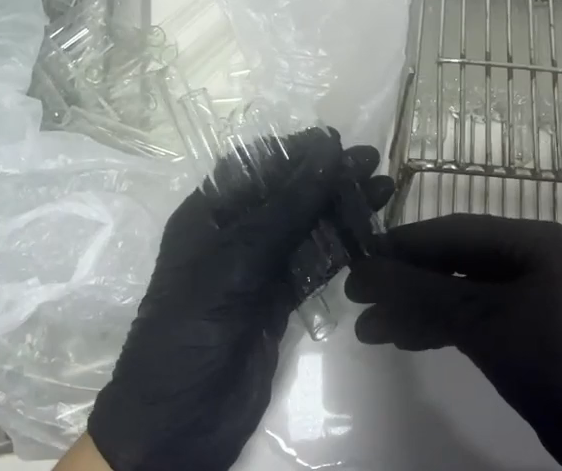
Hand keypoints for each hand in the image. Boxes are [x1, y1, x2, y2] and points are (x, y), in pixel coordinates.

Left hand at [87, 128, 392, 470]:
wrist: (177, 422)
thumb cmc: (193, 326)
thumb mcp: (237, 259)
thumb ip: (287, 206)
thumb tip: (328, 150)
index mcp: (208, 215)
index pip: (255, 167)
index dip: (295, 151)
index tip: (336, 139)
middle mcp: (233, 236)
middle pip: (287, 194)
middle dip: (327, 177)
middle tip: (372, 161)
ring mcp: (257, 271)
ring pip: (306, 228)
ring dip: (342, 209)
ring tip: (384, 189)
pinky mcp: (277, 303)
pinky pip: (313, 264)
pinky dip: (341, 248)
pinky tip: (371, 235)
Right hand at [345, 214, 561, 470]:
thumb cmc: (553, 362)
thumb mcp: (483, 322)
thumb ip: (421, 294)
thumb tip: (363, 269)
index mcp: (532, 240)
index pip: (454, 231)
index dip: (404, 244)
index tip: (359, 257)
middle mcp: (529, 258)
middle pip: (452, 260)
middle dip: (405, 281)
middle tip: (356, 295)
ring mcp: (527, 294)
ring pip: (457, 291)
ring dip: (414, 309)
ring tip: (368, 328)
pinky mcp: (521, 329)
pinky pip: (470, 316)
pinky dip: (436, 326)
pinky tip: (400, 338)